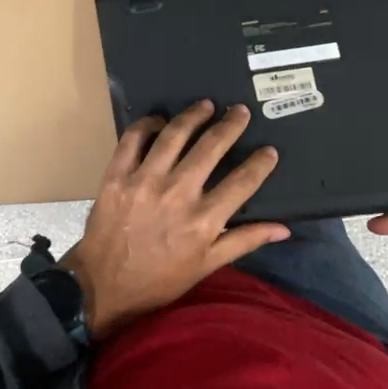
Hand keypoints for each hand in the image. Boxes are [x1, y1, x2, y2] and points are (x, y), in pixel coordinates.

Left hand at [63, 100, 290, 340]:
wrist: (105, 283)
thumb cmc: (159, 279)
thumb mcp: (206, 266)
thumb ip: (243, 241)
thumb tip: (283, 228)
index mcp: (204, 220)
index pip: (242, 182)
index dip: (260, 163)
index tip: (269, 150)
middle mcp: (177, 194)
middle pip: (210, 148)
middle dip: (230, 126)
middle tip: (239, 111)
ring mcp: (144, 181)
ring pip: (173, 136)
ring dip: (192, 116)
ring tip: (205, 105)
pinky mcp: (116, 175)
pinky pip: (132, 139)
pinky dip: (146, 125)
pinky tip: (158, 120)